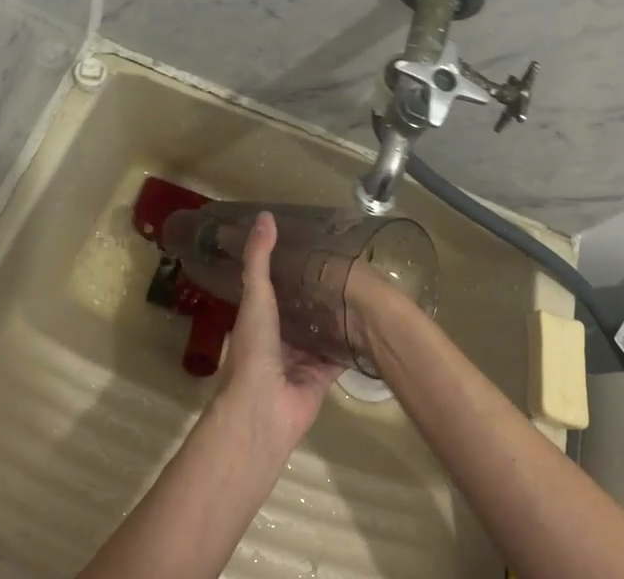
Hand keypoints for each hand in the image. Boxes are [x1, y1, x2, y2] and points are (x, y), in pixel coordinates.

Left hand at [215, 212, 343, 456]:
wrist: (264, 409)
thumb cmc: (254, 349)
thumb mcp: (255, 296)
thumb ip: (260, 259)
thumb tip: (265, 215)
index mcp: (257, 319)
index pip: (273, 286)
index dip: (288, 266)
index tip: (310, 242)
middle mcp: (278, 337)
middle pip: (300, 309)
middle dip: (316, 290)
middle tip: (344, 262)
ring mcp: (300, 359)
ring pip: (320, 331)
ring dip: (334, 315)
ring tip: (360, 286)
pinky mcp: (322, 377)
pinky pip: (338, 356)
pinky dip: (351, 343)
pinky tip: (369, 323)